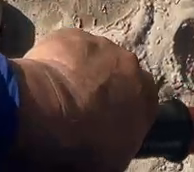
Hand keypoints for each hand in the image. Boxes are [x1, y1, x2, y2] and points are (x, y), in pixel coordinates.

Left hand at [8, 28, 158, 170]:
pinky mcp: (71, 35)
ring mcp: (99, 44)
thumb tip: (115, 140)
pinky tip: (49, 77)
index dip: (126, 108)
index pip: (144, 98)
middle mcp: (128, 63)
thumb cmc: (84, 144)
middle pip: (120, 71)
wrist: (48, 113)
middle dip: (107, 84)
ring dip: (84, 70)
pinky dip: (61, 59)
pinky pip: (69, 47)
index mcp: (145, 94)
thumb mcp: (115, 158)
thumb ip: (124, 139)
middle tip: (86, 105)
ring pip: (94, 56)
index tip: (111, 119)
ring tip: (63, 92)